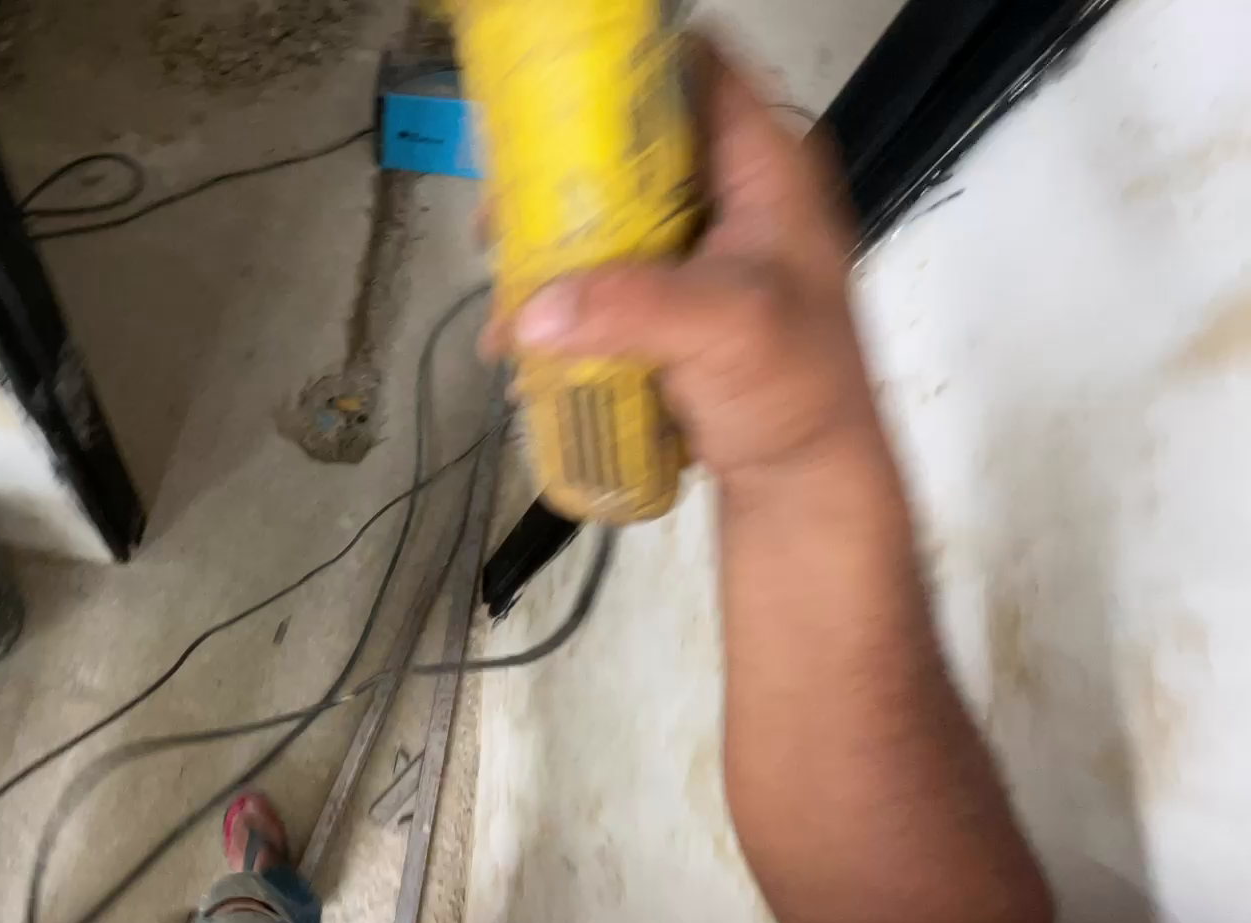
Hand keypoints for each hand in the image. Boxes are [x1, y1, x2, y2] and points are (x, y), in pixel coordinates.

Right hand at [489, 38, 884, 495]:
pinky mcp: (656, 306)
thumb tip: (528, 314)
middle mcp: (718, 200)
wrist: (797, 474)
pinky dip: (552, 308)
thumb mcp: (727, 331)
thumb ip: (634, 310)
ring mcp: (684, 256)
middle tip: (500, 225)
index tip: (545, 108)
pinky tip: (522, 343)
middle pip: (621, 155)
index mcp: (760, 170)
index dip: (620, 75)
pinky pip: (591, 284)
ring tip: (503, 305)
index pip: (692, 74)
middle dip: (552, 187)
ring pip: (596, 225)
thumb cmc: (794, 390)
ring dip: (541, 259)